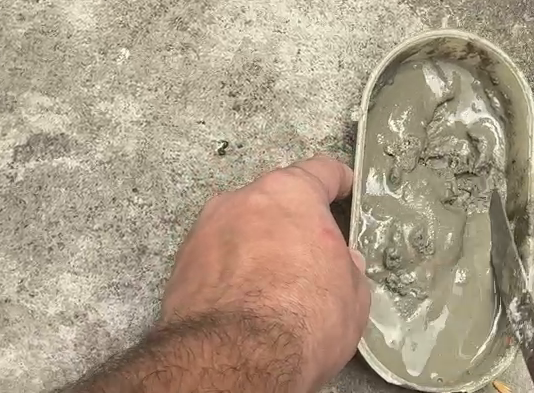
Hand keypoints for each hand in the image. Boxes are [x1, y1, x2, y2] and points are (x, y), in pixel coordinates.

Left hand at [158, 156, 371, 390]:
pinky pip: (215, 261)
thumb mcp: (353, 293)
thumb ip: (347, 266)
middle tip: (309, 256)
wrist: (233, 363)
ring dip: (257, 247)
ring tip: (271, 287)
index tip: (343, 189)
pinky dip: (229, 275)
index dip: (338, 181)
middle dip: (293, 223)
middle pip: (276, 200)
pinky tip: (242, 305)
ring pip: (242, 229)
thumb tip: (342, 267)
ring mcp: (207, 231)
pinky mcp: (180, 268)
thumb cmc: (299, 318)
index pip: (321, 170)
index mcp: (292, 192)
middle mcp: (246, 199)